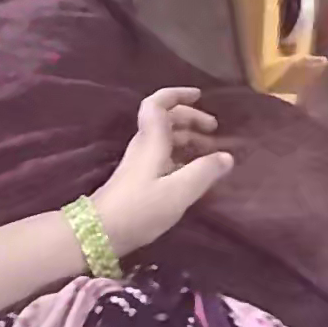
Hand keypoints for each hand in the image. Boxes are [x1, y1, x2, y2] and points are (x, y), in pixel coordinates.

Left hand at [90, 87, 234, 255]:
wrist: (101, 232)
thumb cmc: (140, 209)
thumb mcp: (178, 192)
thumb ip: (204, 172)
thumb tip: (226, 156)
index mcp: (151, 141)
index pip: (157, 104)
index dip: (176, 95)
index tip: (199, 96)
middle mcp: (144, 146)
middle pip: (165, 120)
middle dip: (190, 118)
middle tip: (214, 130)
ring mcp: (139, 163)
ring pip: (165, 139)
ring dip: (187, 138)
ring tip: (209, 152)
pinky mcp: (138, 179)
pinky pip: (163, 156)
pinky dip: (180, 156)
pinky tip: (193, 171)